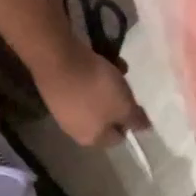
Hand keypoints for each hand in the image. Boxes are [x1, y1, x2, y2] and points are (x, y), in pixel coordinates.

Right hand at [35, 43, 150, 147]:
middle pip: (104, 117)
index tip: (134, 103)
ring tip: (114, 66)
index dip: (129, 121)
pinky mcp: (51, 87)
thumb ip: (136, 120)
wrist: (55, 56)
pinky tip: (95, 58)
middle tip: (124, 83)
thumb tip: (144, 129)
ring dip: (106, 84)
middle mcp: (73, 129)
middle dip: (117, 100)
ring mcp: (59, 108)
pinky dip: (88, 75)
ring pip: (92, 99)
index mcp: (92, 139)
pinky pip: (77, 85)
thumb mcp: (124, 106)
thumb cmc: (95, 88)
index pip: (118, 137)